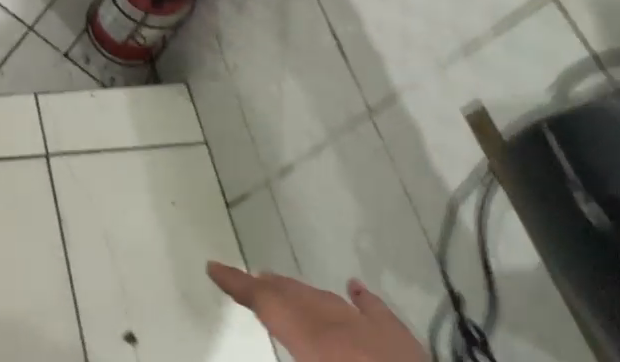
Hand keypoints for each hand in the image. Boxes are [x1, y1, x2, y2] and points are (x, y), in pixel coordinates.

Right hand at [206, 262, 423, 361]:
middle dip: (270, 287)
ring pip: (330, 302)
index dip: (239, 285)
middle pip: (297, 298)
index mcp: (316, 343)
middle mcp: (342, 329)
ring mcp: (378, 335)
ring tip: (283, 286)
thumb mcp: (313, 357)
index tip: (214, 267)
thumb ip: (298, 351)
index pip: (269, 304)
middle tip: (247, 281)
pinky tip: (353, 287)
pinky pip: (377, 313)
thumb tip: (279, 322)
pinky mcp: (405, 345)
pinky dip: (360, 299)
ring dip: (303, 293)